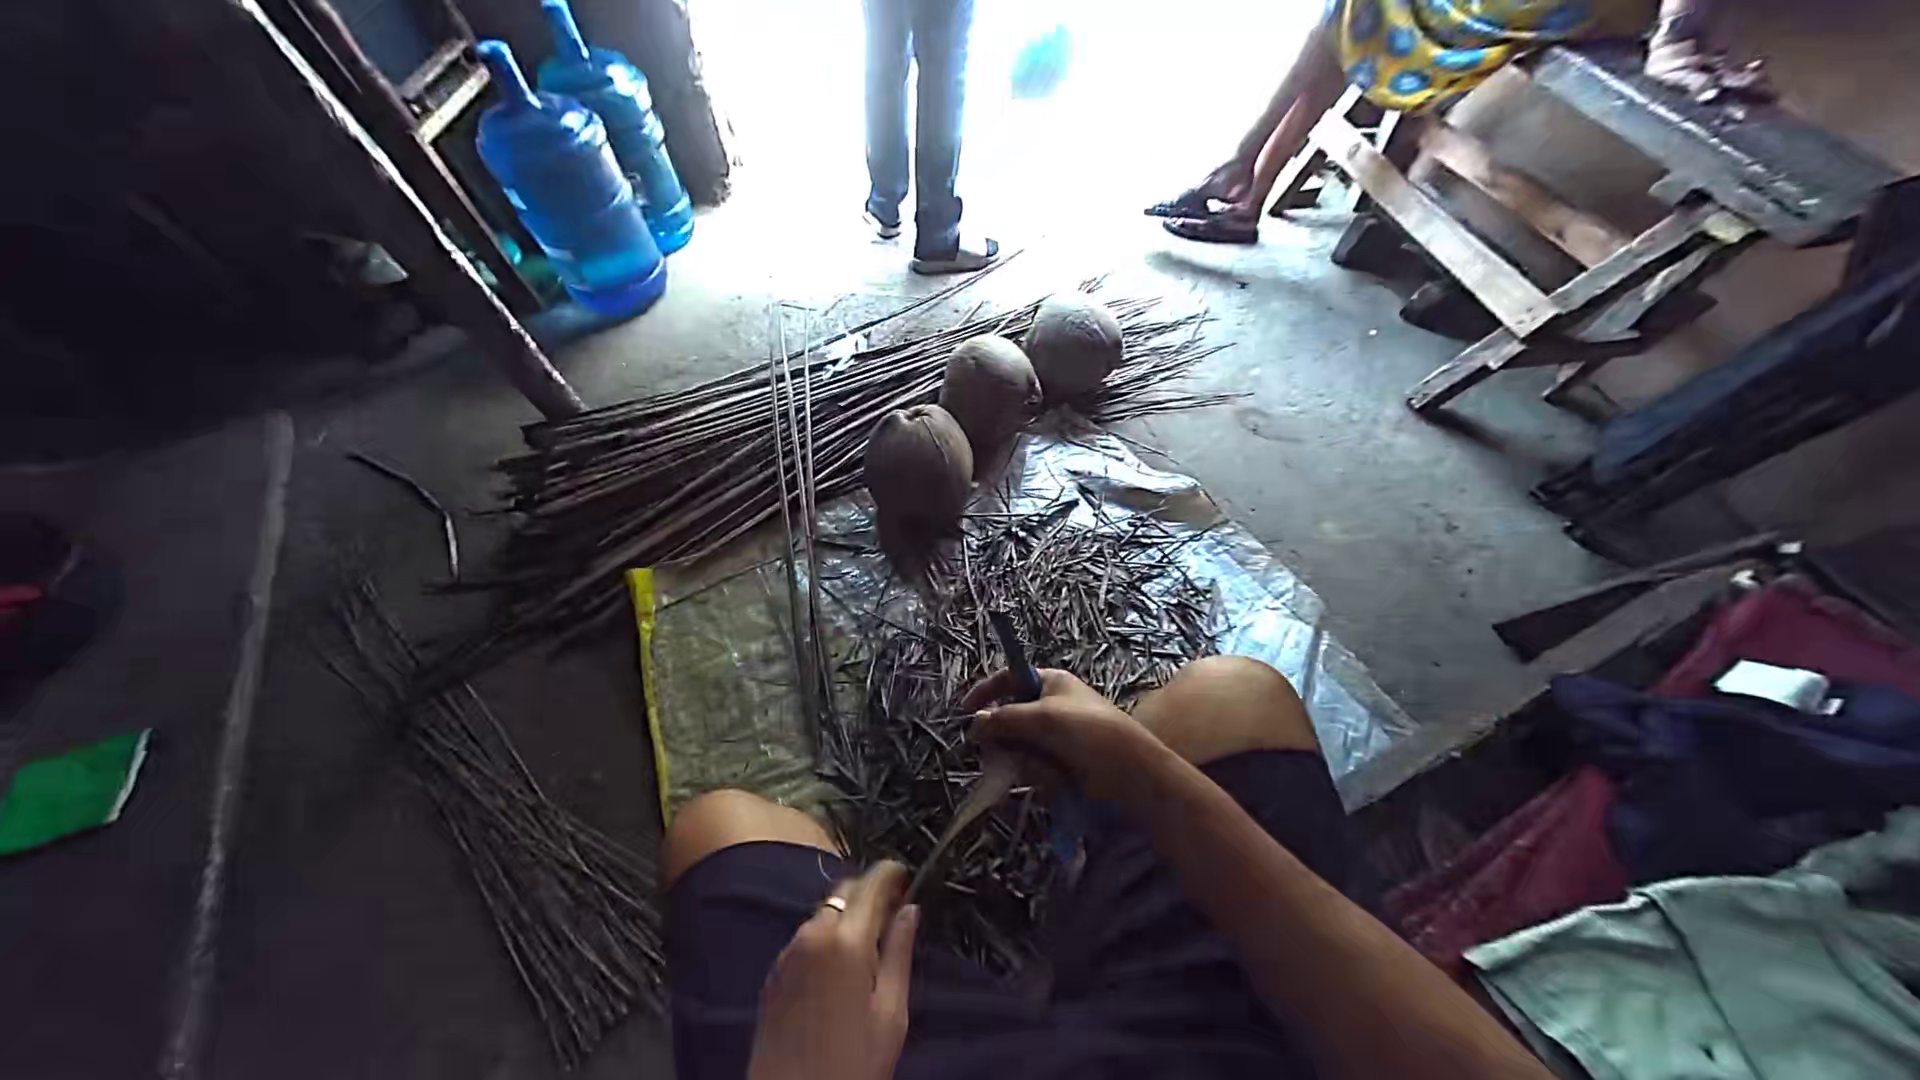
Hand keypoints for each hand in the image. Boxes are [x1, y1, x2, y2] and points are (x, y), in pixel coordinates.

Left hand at [747, 862, 918, 1079]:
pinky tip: (839, 967)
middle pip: (846, 891)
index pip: (872, 883)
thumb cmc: (853, 1066)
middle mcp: (814, 934)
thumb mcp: (891, 1014)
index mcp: (847, 941)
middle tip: (894, 913)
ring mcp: (789, 952)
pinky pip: (807, 936)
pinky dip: (827, 935)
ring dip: (848, 914)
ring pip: (825, 911)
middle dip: (871, 893)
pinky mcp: (774, 972)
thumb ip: (900, 952)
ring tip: (869, 943)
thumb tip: (910, 909)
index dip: (893, 874)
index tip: (909, 878)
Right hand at [961, 668, 1164, 800]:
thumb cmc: (1091, 734)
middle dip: (1005, 737)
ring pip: (1019, 747)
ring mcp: (1058, 738)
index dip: (987, 691)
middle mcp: (1053, 707)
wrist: (1136, 777)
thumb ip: (1004, 718)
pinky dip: (1038, 776)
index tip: (965, 711)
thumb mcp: (1044, 718)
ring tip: (1044, 771)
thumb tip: (974, 722)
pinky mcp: (1063, 765)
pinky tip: (1052, 783)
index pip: (1010, 678)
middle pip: (1010, 717)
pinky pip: (1035, 768)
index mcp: (1052, 683)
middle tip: (998, 752)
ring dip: (1024, 761)